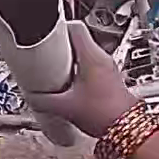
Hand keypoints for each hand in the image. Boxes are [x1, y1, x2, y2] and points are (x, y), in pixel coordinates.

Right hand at [24, 22, 138, 137]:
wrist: (127, 130)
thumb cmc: (105, 115)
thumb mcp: (66, 107)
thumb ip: (43, 101)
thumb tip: (31, 97)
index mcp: (92, 57)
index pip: (76, 27)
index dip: (58, 27)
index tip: (45, 34)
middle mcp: (102, 58)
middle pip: (77, 40)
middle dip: (59, 47)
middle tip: (45, 55)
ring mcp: (107, 68)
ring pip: (83, 54)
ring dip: (68, 60)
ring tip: (54, 71)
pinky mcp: (108, 79)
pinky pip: (89, 66)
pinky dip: (77, 70)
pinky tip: (68, 84)